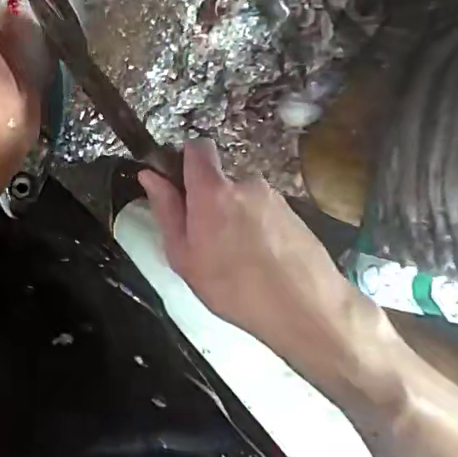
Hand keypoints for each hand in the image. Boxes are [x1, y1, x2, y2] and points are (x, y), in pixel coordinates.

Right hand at [139, 140, 384, 388]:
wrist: (306, 309)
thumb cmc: (235, 288)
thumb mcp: (184, 256)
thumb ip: (166, 210)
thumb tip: (150, 177)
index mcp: (213, 190)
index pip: (197, 147)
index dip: (184, 160)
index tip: (179, 186)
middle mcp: (246, 183)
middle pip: (219, 179)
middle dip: (209, 202)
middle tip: (205, 242)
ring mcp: (274, 197)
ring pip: (242, 199)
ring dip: (235, 219)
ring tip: (236, 260)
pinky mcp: (294, 213)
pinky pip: (264, 213)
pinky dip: (258, 230)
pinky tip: (260, 263)